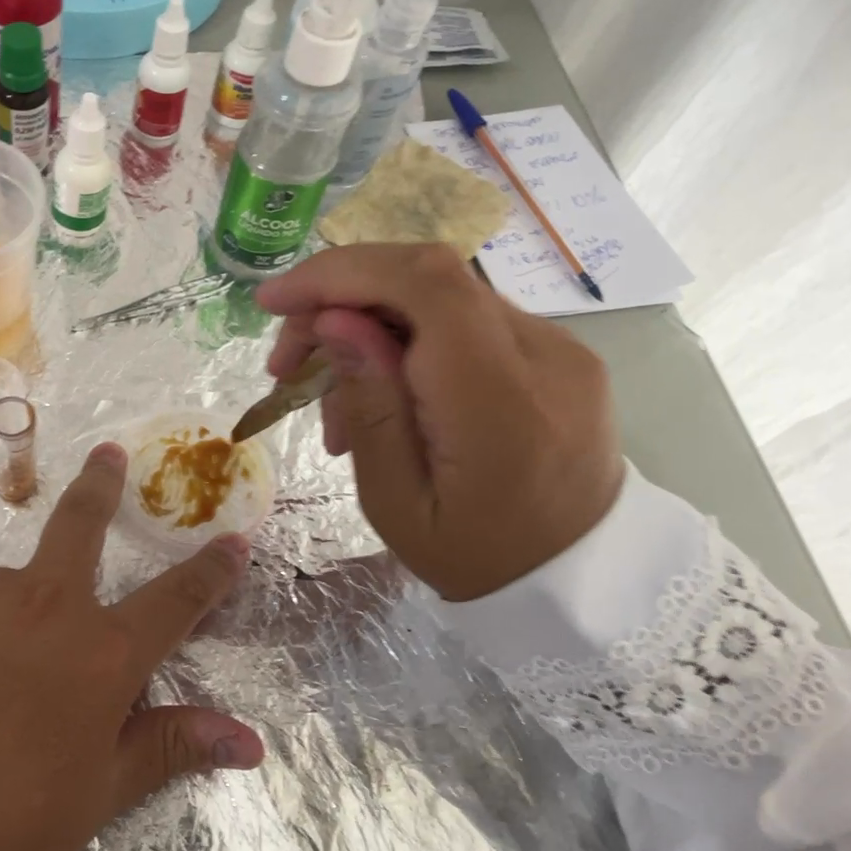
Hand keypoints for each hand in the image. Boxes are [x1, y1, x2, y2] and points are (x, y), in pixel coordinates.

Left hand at [0, 444, 265, 850]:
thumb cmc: (3, 821)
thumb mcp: (97, 792)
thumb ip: (170, 747)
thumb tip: (250, 743)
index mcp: (100, 654)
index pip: (175, 599)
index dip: (210, 570)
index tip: (233, 539)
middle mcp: (44, 603)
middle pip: (80, 525)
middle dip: (101, 486)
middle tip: (108, 456)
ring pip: (11, 587)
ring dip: (14, 612)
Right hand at [254, 244, 623, 601]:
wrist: (576, 577)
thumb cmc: (475, 559)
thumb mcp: (396, 503)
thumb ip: (370, 405)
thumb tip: (336, 320)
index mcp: (498, 401)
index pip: (424, 284)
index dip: (340, 273)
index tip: (274, 303)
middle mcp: (545, 354)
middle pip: (427, 279)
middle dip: (340, 302)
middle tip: (287, 367)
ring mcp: (562, 349)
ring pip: (443, 299)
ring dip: (370, 330)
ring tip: (334, 411)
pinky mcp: (561, 355)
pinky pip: (469, 325)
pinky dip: (410, 345)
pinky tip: (385, 399)